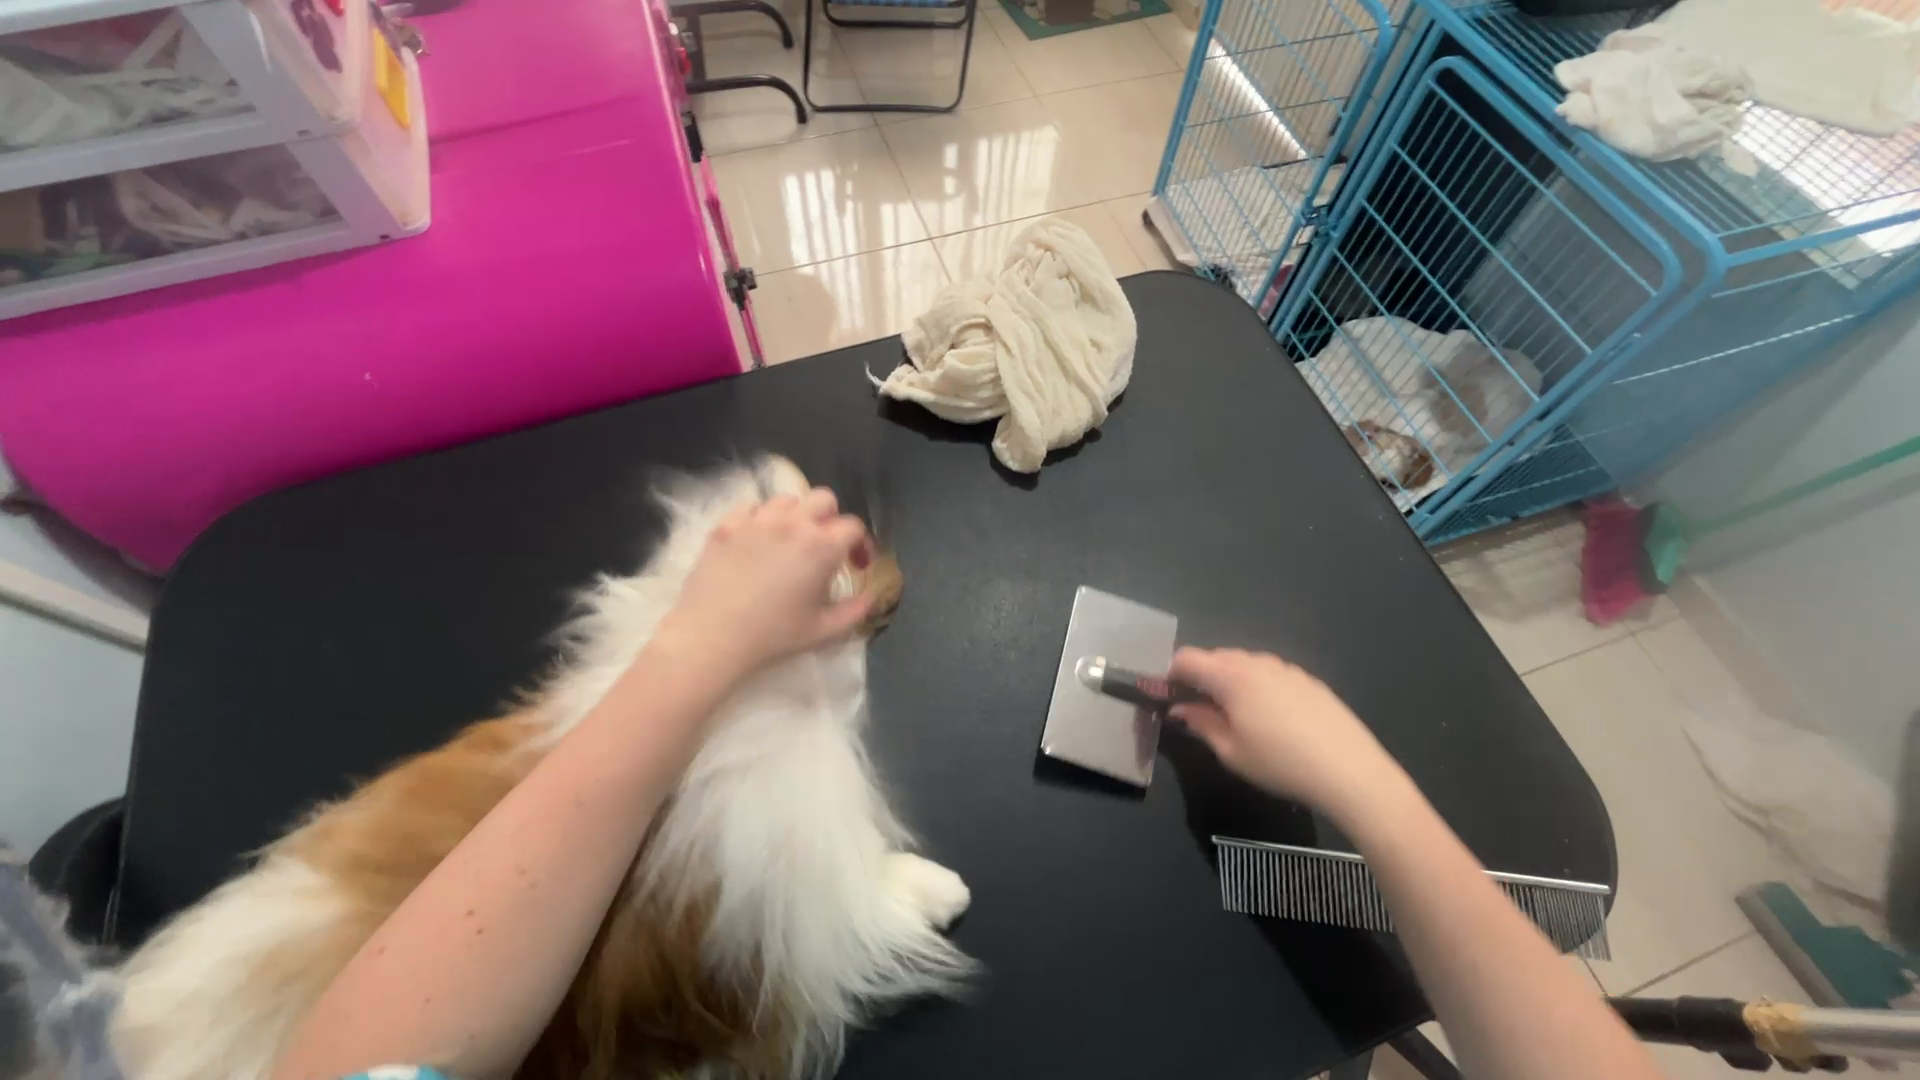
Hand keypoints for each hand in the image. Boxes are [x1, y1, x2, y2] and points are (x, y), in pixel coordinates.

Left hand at [654, 488, 872, 680]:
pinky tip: (756, 540)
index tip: (855, 564)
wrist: (712, 636)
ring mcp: (756, 521)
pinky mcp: (726, 526)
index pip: (853, 526)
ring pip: (786, 499)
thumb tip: (870, 597)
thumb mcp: (823, 631)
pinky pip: (749, 507)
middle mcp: (792, 524)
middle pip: (824, 499)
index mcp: (821, 547)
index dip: (860, 543)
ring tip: (789, 540)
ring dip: (795, 515)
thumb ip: (855, 611)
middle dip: (831, 519)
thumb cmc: (773, 635)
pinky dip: (759, 518)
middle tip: (824, 546)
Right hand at [1169, 647, 1407, 821]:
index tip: (1166, 698)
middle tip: (1197, 711)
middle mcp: (1256, 662)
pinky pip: (1269, 674)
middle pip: (1215, 658)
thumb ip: (1200, 724)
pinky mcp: (1308, 680)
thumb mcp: (1231, 752)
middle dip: (1199, 678)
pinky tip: (1270, 720)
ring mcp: (1286, 668)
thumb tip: (1180, 709)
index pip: (1187, 658)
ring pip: (1244, 664)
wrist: (1352, 771)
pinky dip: (1257, 687)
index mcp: (1231, 676)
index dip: (1170, 674)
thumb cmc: (1281, 764)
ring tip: (1234, 717)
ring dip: (1229, 682)